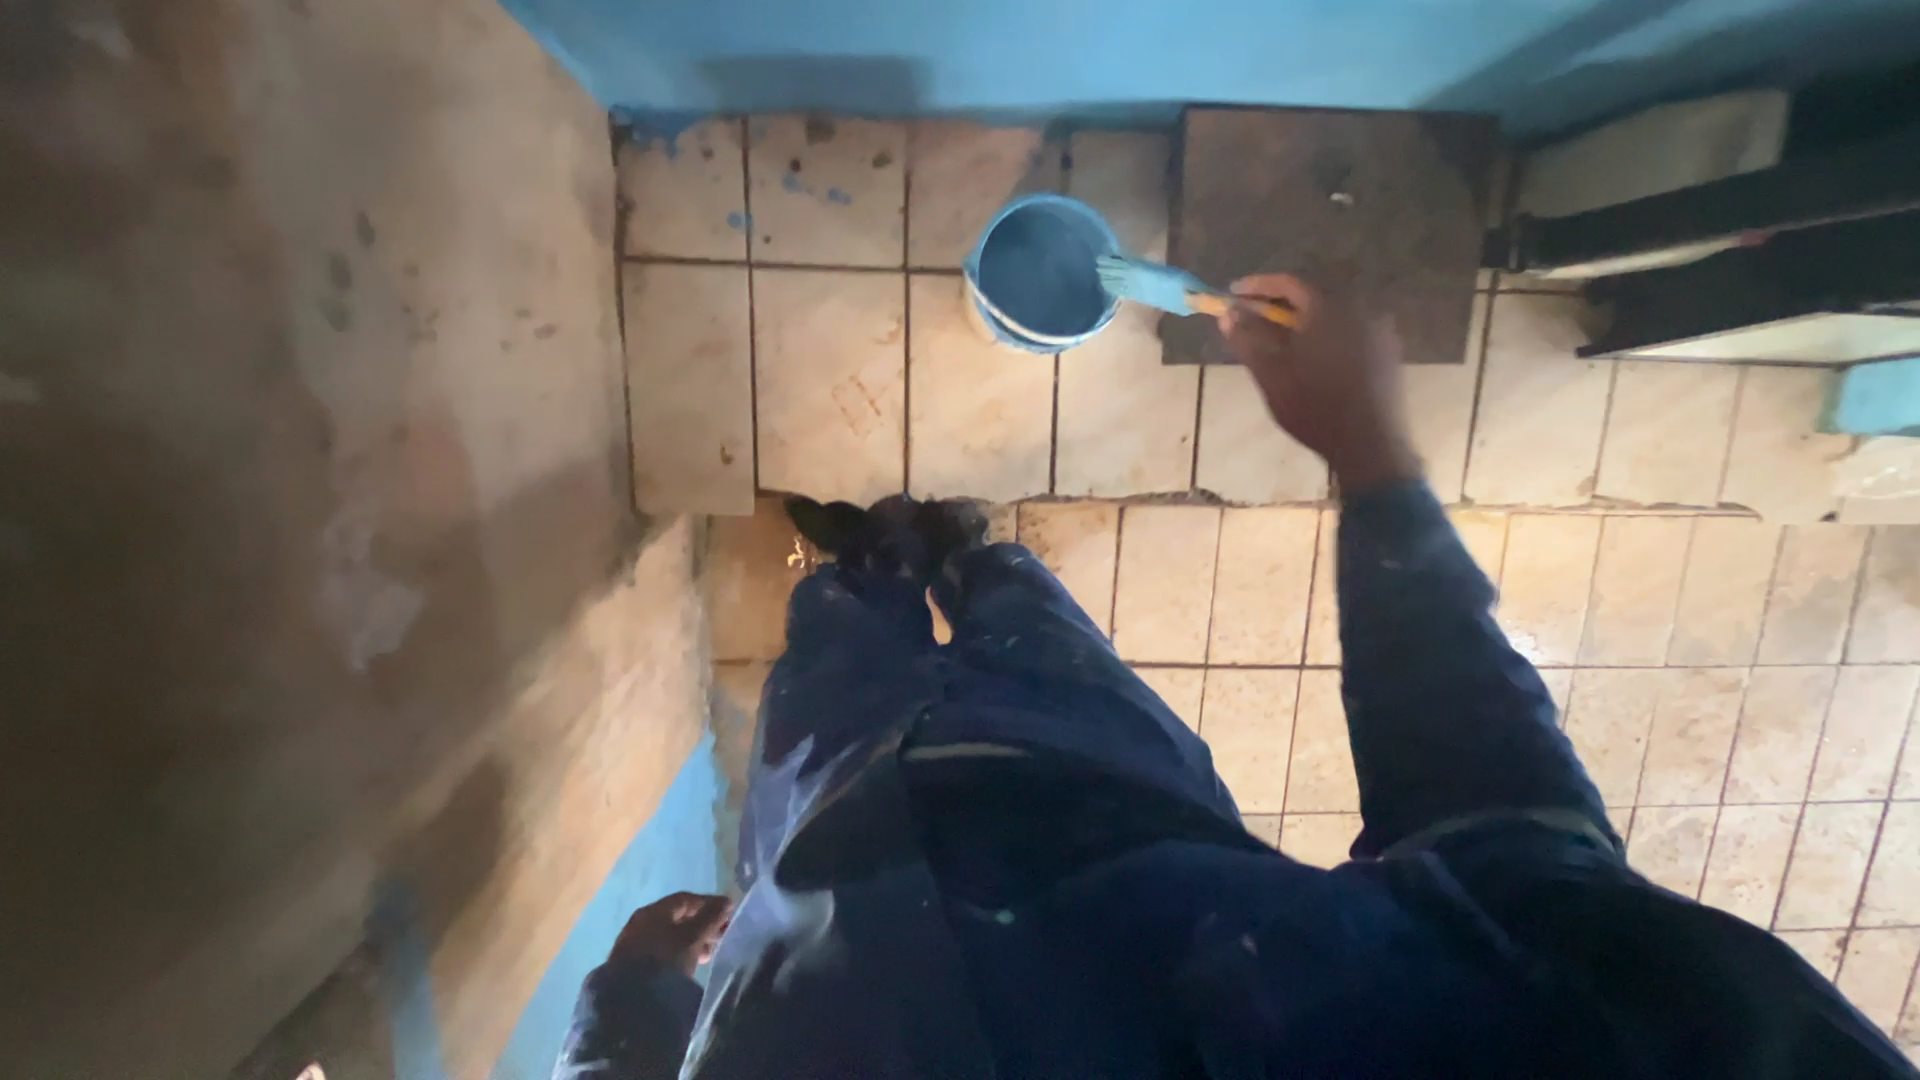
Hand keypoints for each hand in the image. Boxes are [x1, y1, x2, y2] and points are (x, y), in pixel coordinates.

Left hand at [610, 892, 732, 974]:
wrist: (629, 1002)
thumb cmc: (666, 960)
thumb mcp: (694, 937)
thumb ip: (712, 917)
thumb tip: (726, 901)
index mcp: (654, 909)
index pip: (686, 899)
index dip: (709, 904)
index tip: (727, 914)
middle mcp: (640, 921)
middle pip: (677, 917)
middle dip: (701, 925)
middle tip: (719, 937)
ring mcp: (631, 943)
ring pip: (668, 936)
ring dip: (690, 941)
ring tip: (707, 955)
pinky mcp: (628, 965)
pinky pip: (659, 951)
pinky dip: (676, 953)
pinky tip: (687, 965)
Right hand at [1216, 274, 1421, 494]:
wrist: (1368, 443)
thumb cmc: (1313, 408)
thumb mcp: (1271, 375)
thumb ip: (1248, 339)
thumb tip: (1227, 313)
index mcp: (1328, 309)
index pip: (1289, 283)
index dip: (1258, 286)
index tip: (1233, 294)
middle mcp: (1358, 309)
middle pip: (1312, 296)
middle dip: (1278, 304)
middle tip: (1252, 317)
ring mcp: (1377, 329)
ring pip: (1331, 314)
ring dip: (1302, 321)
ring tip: (1278, 339)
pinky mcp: (1387, 350)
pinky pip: (1349, 330)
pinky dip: (1324, 334)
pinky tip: (1311, 356)